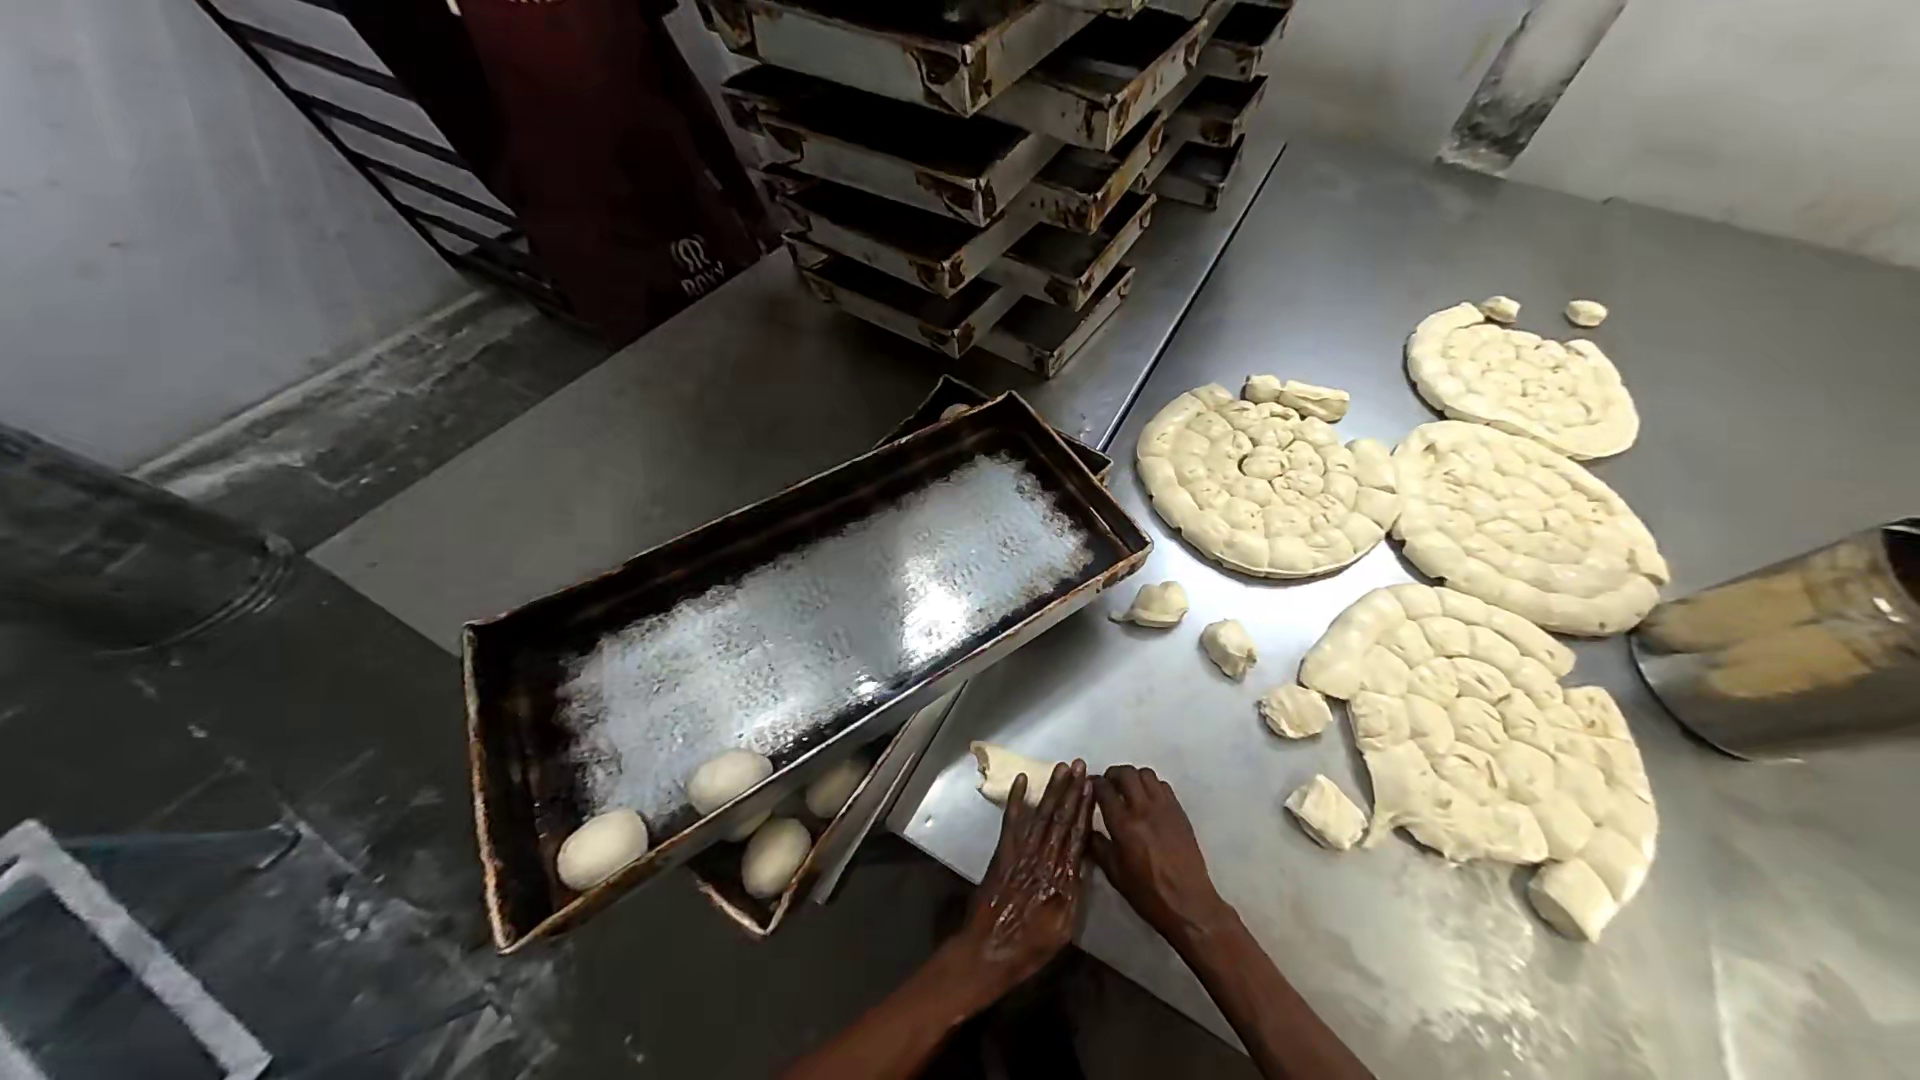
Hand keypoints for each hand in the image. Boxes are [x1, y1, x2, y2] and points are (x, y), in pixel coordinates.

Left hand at [944, 759, 1093, 1003]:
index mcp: (1062, 878)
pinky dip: (1017, 799)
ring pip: (1040, 814)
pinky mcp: (1002, 852)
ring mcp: (1021, 853)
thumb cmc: (1032, 945)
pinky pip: (1011, 821)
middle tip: (1079, 765)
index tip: (1092, 786)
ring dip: (1051, 789)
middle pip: (1061, 818)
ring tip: (1061, 768)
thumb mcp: (1065, 926)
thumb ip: (1074, 890)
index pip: (1077, 835)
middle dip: (1071, 790)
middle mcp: (1043, 859)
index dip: (1085, 808)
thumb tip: (1082, 859)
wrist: (989, 950)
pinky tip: (1023, 780)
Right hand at [1090, 765, 1230, 945]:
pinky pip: (1163, 786)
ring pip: (1146, 774)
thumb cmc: (1147, 893)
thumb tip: (1087, 829)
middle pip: (1126, 773)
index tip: (1090, 787)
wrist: (1188, 904)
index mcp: (1124, 826)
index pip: (1104, 789)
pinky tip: (1148, 801)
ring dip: (1133, 778)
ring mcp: (1164, 808)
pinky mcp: (1180, 812)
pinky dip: (1152, 786)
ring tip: (1129, 790)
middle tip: (1108, 785)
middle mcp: (1143, 810)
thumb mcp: (1114, 874)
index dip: (1094, 783)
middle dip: (1112, 774)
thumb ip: (1097, 846)